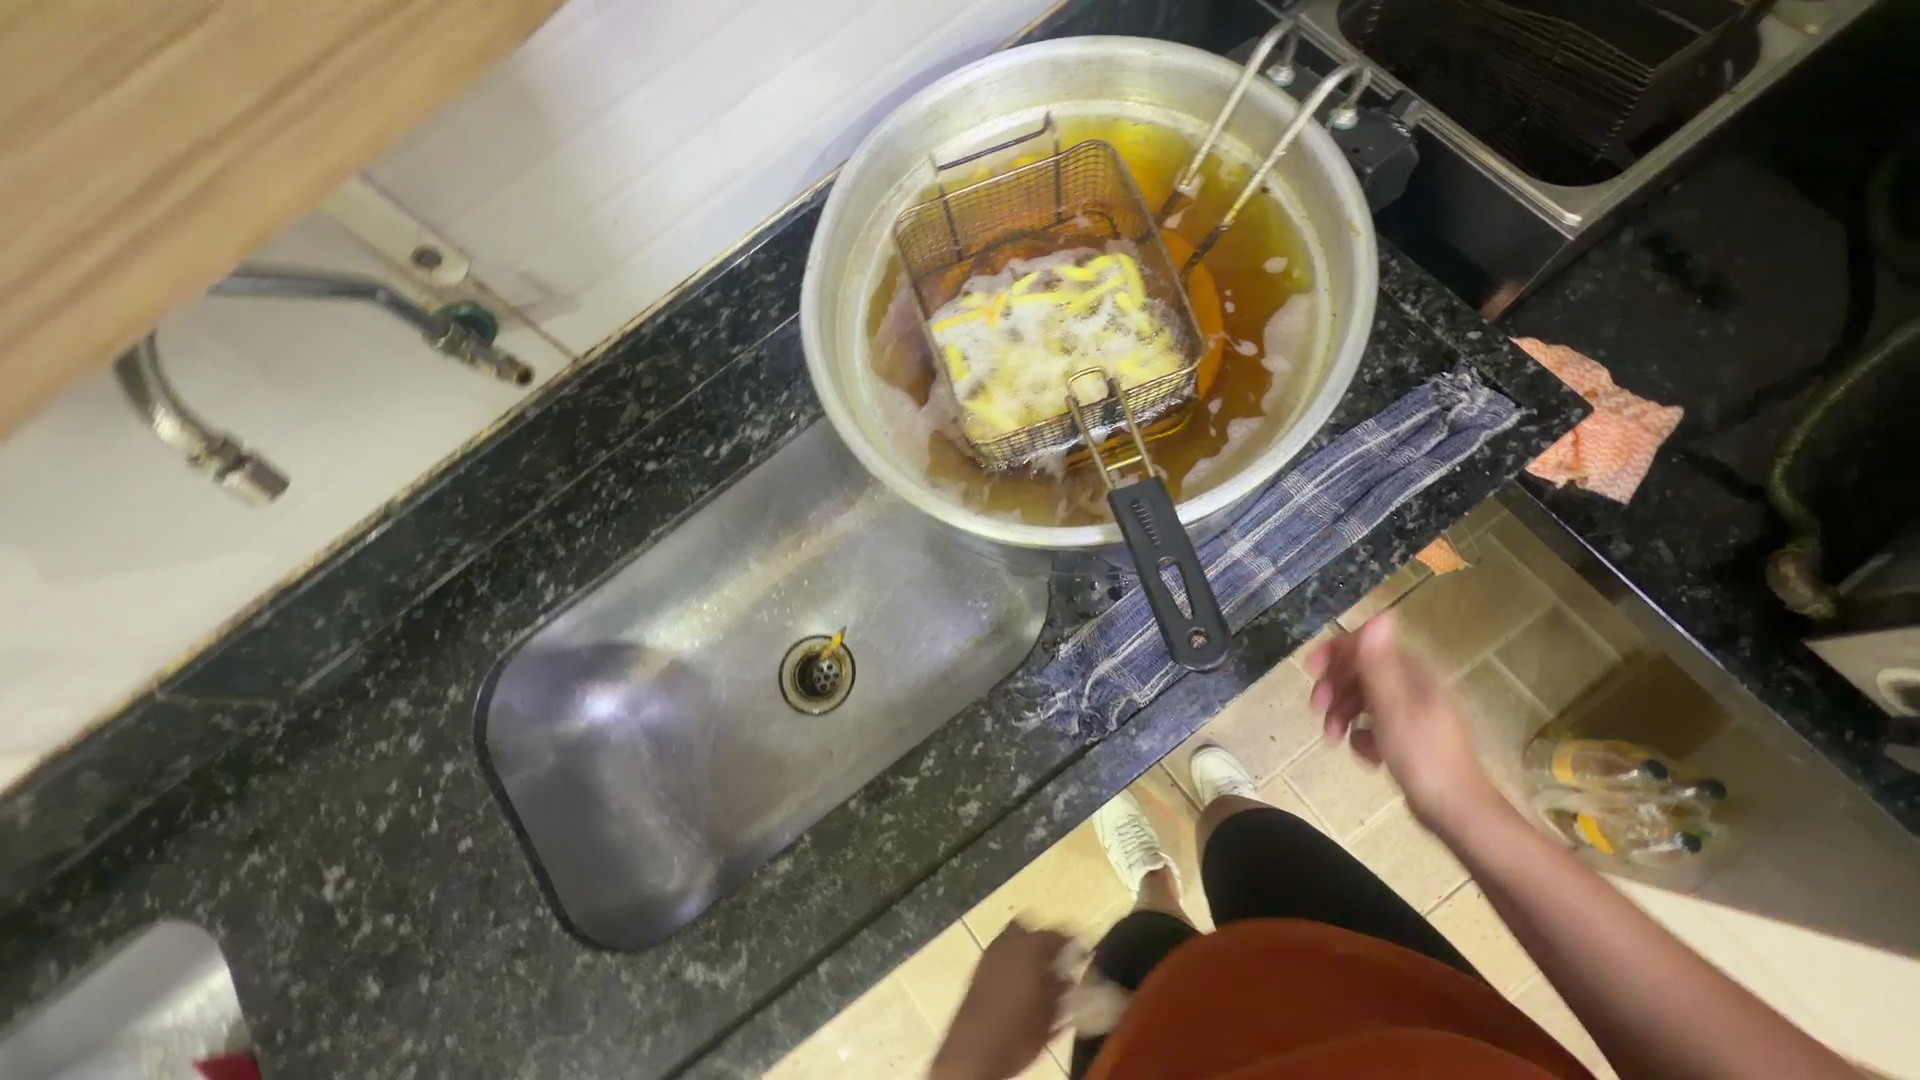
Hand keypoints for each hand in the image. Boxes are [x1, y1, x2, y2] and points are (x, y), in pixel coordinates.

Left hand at [930, 922, 1070, 1079]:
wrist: (975, 1049)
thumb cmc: (1019, 1031)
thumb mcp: (1050, 1013)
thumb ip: (1061, 989)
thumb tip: (1067, 978)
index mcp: (1032, 947)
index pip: (1058, 935)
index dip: (1071, 943)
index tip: (1081, 954)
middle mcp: (1008, 943)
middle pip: (1030, 930)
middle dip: (1044, 942)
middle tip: (1057, 961)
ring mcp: (990, 954)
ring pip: (1013, 940)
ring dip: (1027, 952)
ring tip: (1040, 975)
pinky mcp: (977, 969)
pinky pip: (1000, 954)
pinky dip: (1012, 962)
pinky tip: (1020, 984)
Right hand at [1305, 614, 1504, 832]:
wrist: (1455, 811)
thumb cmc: (1423, 756)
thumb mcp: (1394, 707)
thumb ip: (1380, 662)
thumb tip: (1380, 614)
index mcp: (1411, 675)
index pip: (1368, 644)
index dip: (1336, 651)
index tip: (1311, 670)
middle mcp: (1411, 688)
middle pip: (1360, 672)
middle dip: (1333, 688)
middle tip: (1316, 710)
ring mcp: (1410, 714)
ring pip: (1362, 700)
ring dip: (1341, 714)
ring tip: (1333, 738)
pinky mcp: (1406, 739)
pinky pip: (1371, 726)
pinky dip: (1360, 737)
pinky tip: (1365, 756)